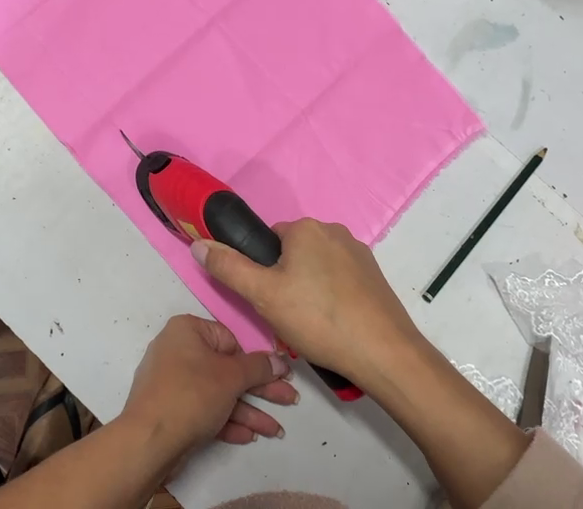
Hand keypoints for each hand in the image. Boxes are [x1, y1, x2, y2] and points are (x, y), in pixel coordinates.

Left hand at [119, 315, 298, 454]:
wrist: (149, 439)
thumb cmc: (192, 394)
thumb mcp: (231, 377)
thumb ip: (258, 368)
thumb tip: (279, 361)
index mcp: (188, 330)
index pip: (230, 340)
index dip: (254, 360)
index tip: (277, 376)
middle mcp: (178, 350)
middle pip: (227, 369)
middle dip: (260, 390)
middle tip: (289, 401)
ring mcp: (172, 382)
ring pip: (218, 393)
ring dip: (248, 411)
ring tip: (276, 430)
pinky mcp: (171, 410)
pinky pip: (204, 410)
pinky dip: (226, 421)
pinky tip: (249, 435)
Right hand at [193, 218, 421, 389]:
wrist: (383, 353)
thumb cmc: (318, 319)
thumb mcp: (263, 295)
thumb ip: (228, 268)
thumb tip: (199, 244)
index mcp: (306, 228)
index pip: (270, 240)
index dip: (263, 271)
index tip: (267, 299)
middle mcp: (334, 231)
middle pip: (294, 255)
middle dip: (286, 282)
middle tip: (286, 318)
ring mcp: (359, 254)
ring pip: (318, 270)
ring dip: (309, 292)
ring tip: (311, 327)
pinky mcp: (376, 278)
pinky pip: (341, 283)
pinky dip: (333, 301)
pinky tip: (334, 328)